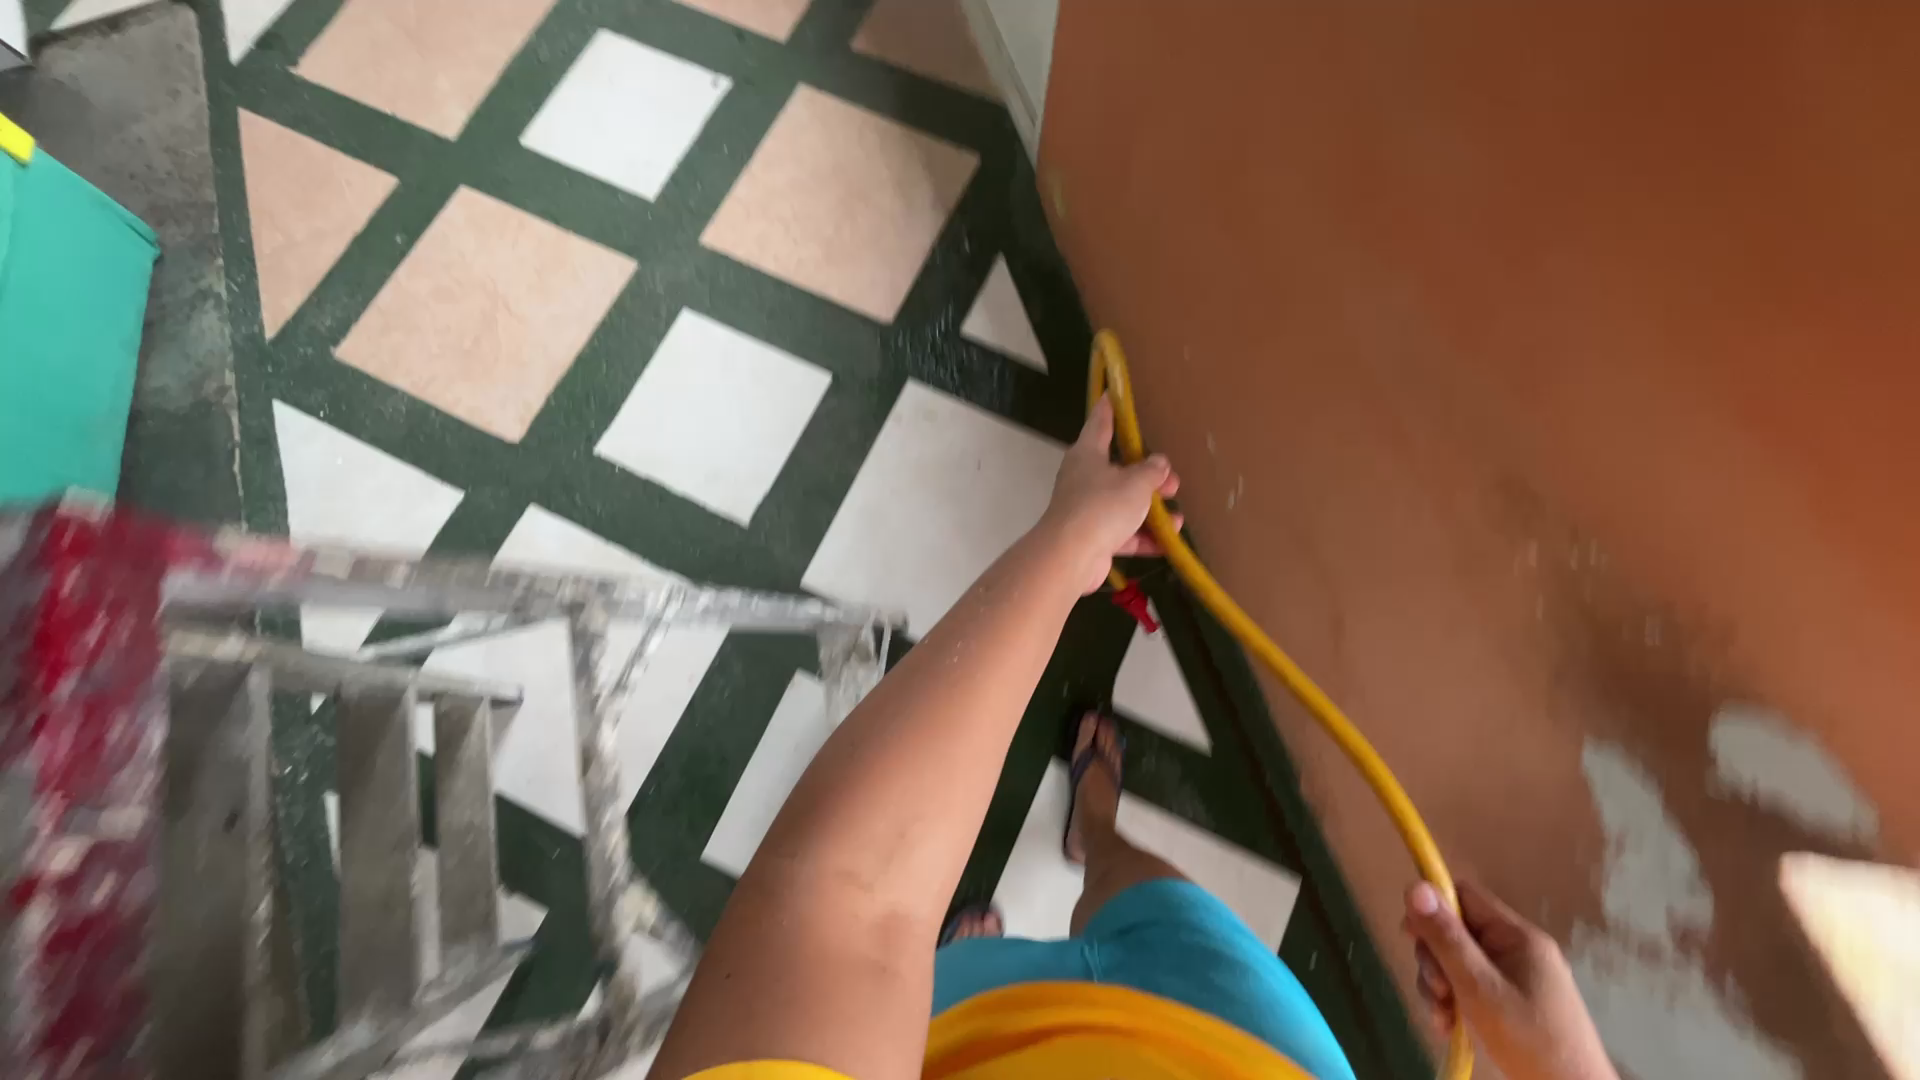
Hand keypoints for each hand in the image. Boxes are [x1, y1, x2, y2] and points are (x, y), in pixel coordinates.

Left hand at [1038, 396, 1181, 593]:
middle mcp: (1084, 478)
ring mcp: (1087, 510)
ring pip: (1123, 505)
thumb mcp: (1135, 483)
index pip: (1100, 422)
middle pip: (1119, 470)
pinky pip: (1122, 534)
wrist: (1071, 555)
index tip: (1114, 393)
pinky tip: (1167, 543)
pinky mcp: (1092, 538)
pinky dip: (1143, 538)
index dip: (1110, 408)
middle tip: (1173, 483)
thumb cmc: (1102, 506)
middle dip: (1148, 476)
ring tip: (1178, 518)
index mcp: (1088, 454)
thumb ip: (1151, 471)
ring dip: (1150, 512)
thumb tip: (1159, 463)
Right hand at [1403, 881, 1618, 1079]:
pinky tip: (1448, 1027)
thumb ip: (1446, 937)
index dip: (1432, 907)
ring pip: (1455, 961)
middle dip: (1434, 959)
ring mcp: (1514, 978)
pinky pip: (1468, 986)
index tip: (1411, 935)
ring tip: (1442, 1018)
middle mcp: (1515, 951)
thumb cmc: (1529, 1042)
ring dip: (1438, 986)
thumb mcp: (1479, 987)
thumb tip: (1415, 885)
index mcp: (1516, 937)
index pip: (1464, 895)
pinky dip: (1452, 1003)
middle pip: (1454, 931)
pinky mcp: (1510, 1004)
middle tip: (1436, 990)